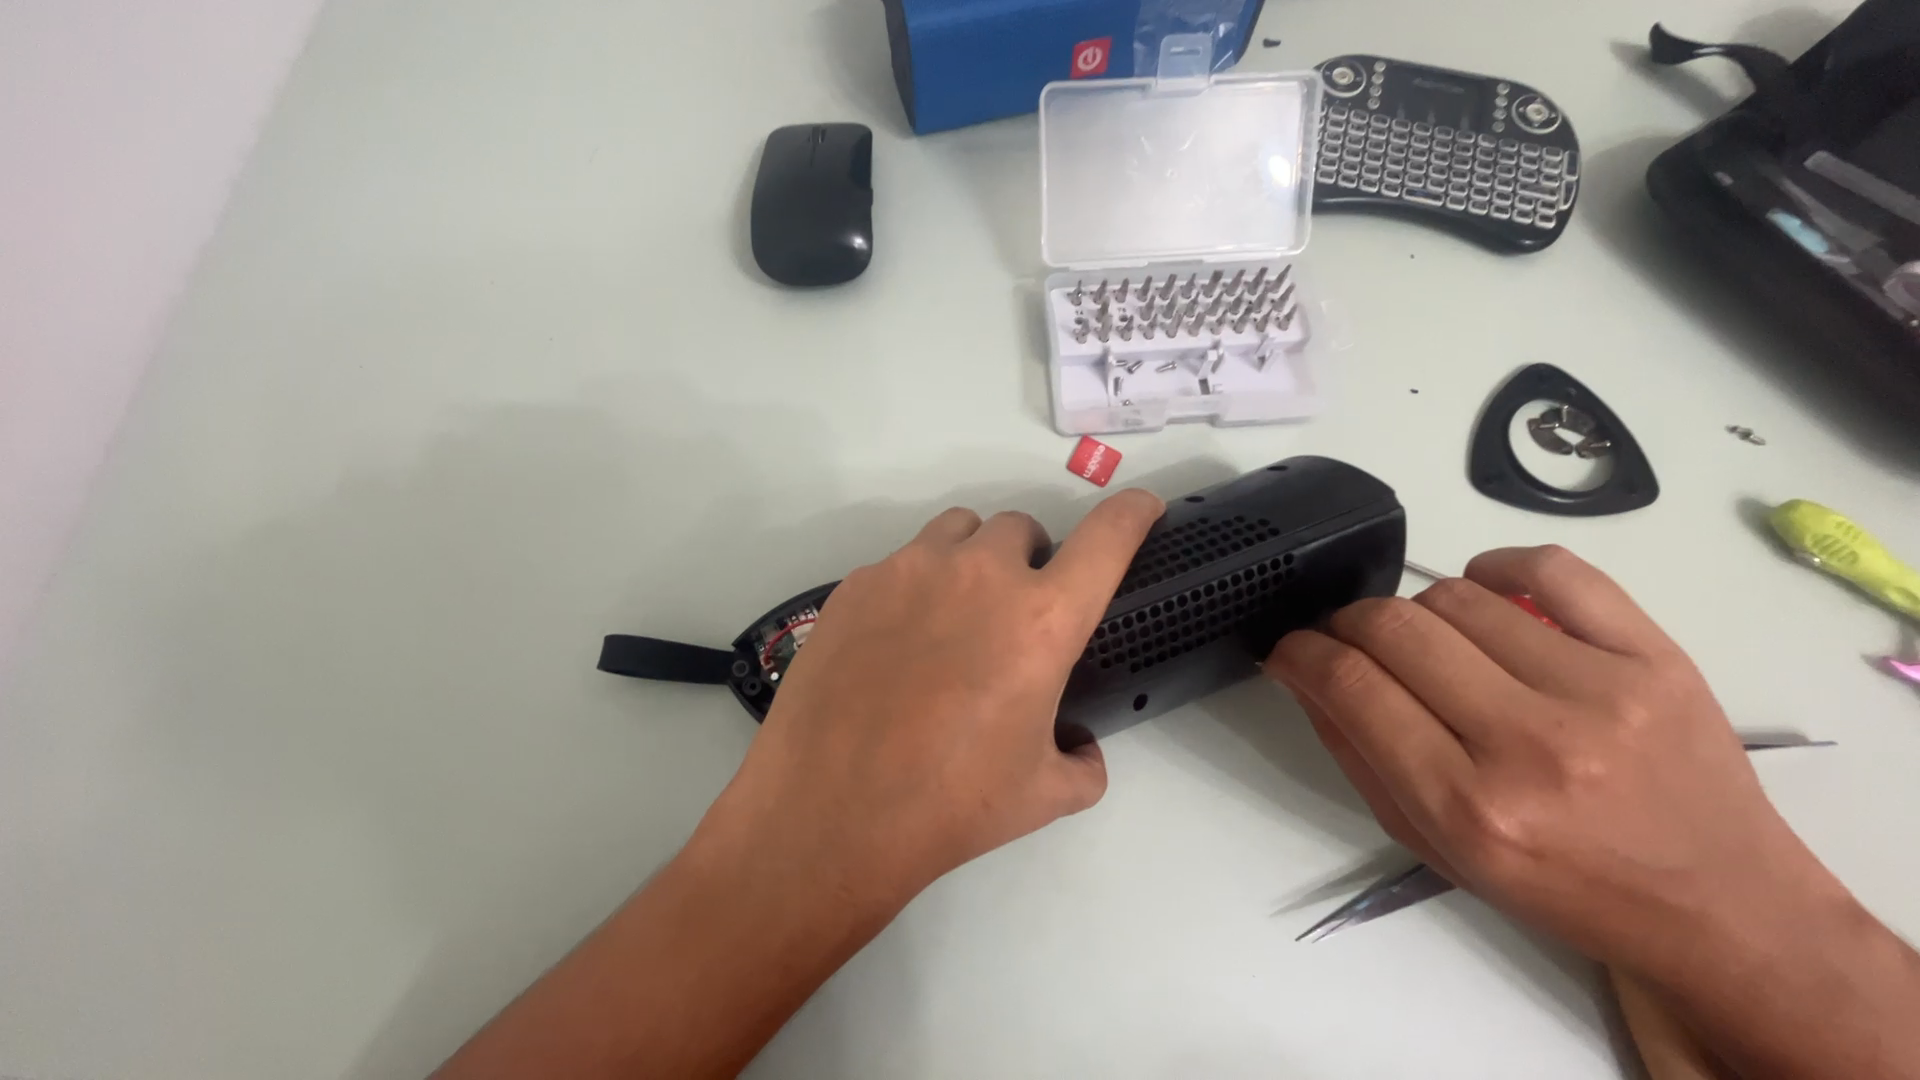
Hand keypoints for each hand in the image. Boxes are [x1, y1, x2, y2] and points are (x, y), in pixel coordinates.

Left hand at [703, 489, 1164, 907]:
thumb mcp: (1043, 796)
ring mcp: (910, 571)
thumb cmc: (949, 804)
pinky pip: (900, 563)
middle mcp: (979, 576)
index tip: (1142, 508)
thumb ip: (1084, 764)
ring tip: (955, 615)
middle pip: (1021, 527)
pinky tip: (895, 644)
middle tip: (1014, 614)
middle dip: (1030, 560)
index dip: (1133, 513)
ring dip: (972, 559)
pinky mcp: (856, 584)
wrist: (829, 813)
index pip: (1107, 538)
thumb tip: (1082, 749)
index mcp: (1041, 619)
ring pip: (958, 531)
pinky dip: (914, 588)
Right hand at [1263, 545, 1832, 972]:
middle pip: (1392, 627)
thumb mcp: (1430, 844)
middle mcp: (1531, 742)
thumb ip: (1356, 753)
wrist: (1719, 909)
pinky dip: (1497, 566)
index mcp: (1468, 804)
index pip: (1351, 685)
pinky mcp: (1657, 657)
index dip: (1300, 653)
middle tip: (1347, 643)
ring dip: (1416, 611)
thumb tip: (1305, 673)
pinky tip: (1483, 591)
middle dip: (1345, 625)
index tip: (1290, 651)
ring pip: (1456, 595)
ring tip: (1430, 643)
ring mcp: (1602, 690)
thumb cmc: (1557, 886)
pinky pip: (1554, 568)